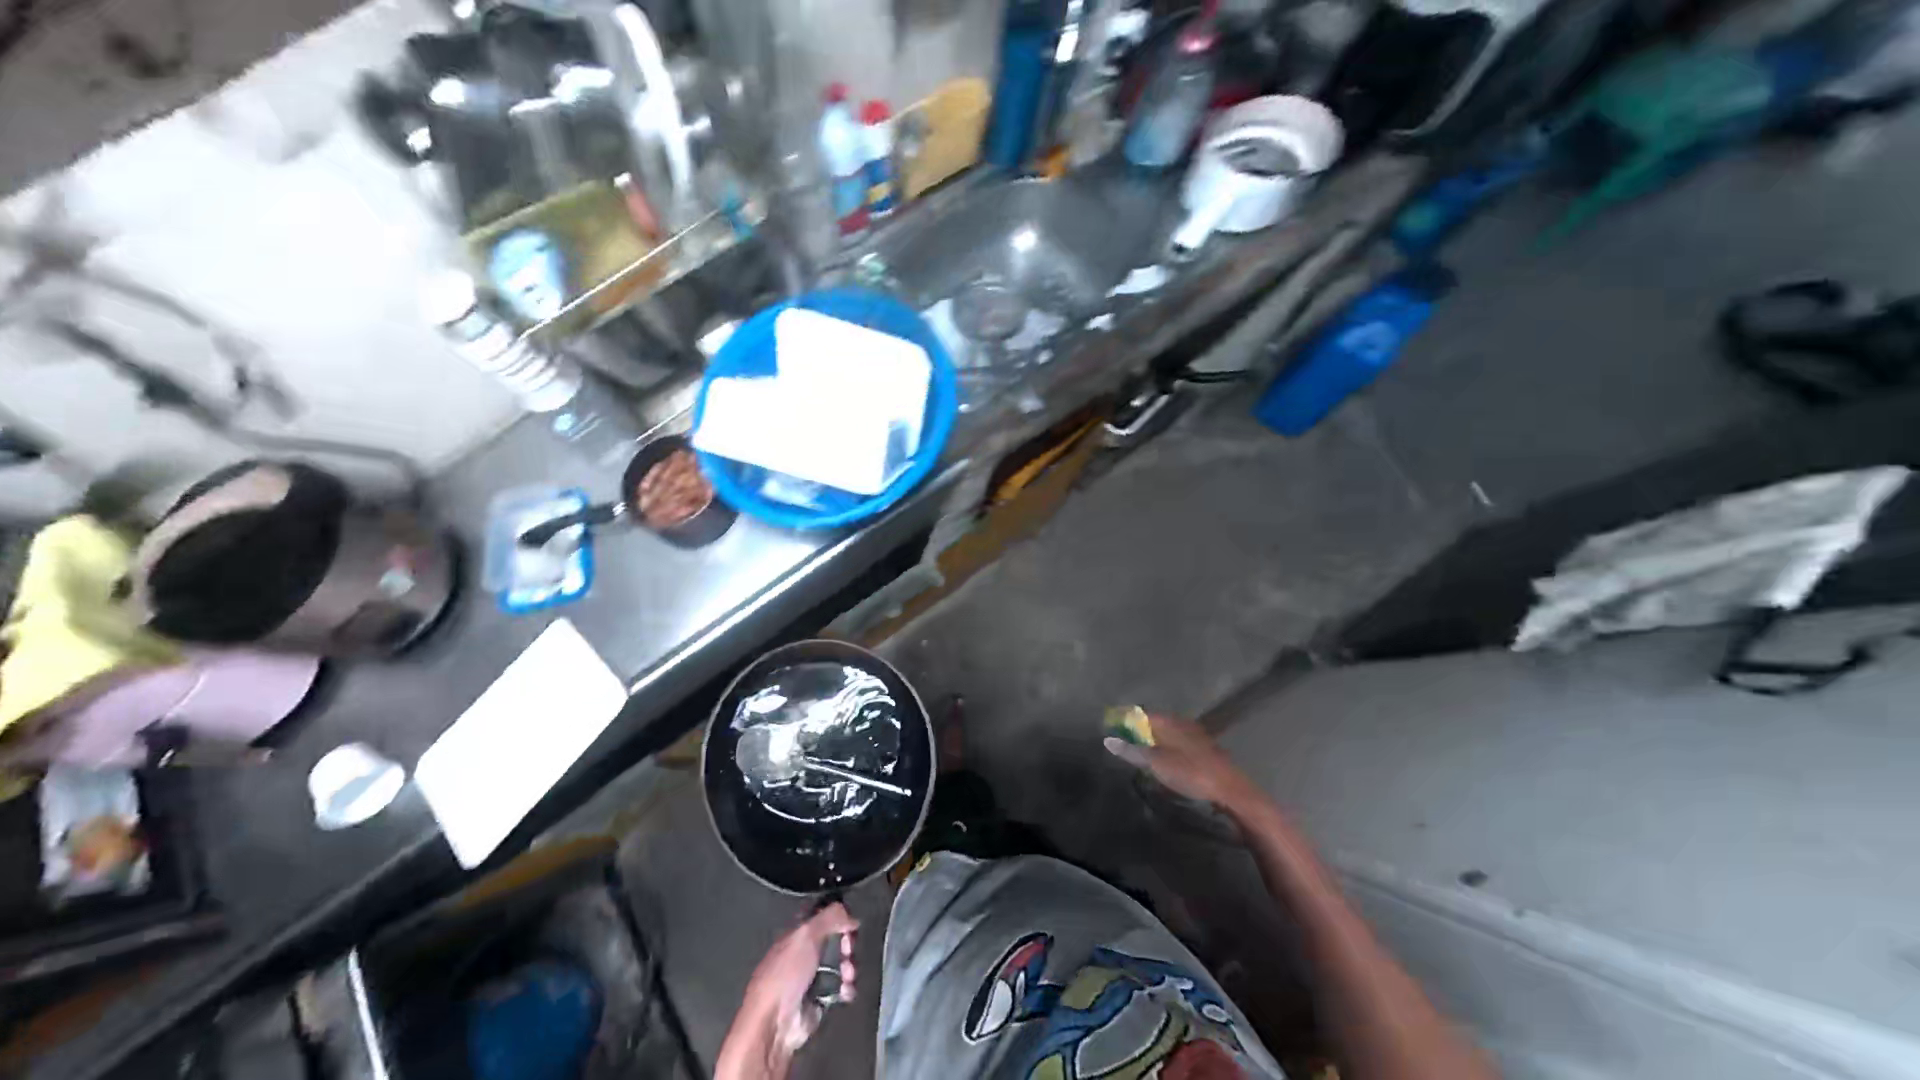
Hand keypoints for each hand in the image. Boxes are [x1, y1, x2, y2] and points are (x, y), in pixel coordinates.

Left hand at [715, 904, 858, 1079]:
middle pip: (836, 941)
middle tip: (847, 952)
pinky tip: (844, 992)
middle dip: (847, 945)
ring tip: (847, 976)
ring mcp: (813, 977)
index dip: (839, 919)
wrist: (774, 1023)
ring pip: (842, 963)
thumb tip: (852, 917)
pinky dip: (847, 988)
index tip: (849, 925)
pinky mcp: (821, 999)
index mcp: (797, 935)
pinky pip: (842, 987)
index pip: (824, 918)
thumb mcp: (805, 936)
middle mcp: (805, 953)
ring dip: (849, 968)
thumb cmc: (786, 973)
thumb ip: (831, 918)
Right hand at [1105, 713, 1260, 813]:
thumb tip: (1108, 739)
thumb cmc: (1191, 773)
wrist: (1231, 789)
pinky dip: (1164, 747)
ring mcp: (1193, 734)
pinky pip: (1175, 741)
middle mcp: (1180, 722)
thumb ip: (1131, 751)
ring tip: (1138, 751)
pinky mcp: (1202, 748)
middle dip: (1136, 729)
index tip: (1109, 726)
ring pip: (1165, 732)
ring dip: (1150, 739)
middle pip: (1152, 721)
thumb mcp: (1156, 764)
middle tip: (1121, 741)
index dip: (1123, 719)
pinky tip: (1162, 759)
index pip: (1138, 713)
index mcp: (1168, 721)